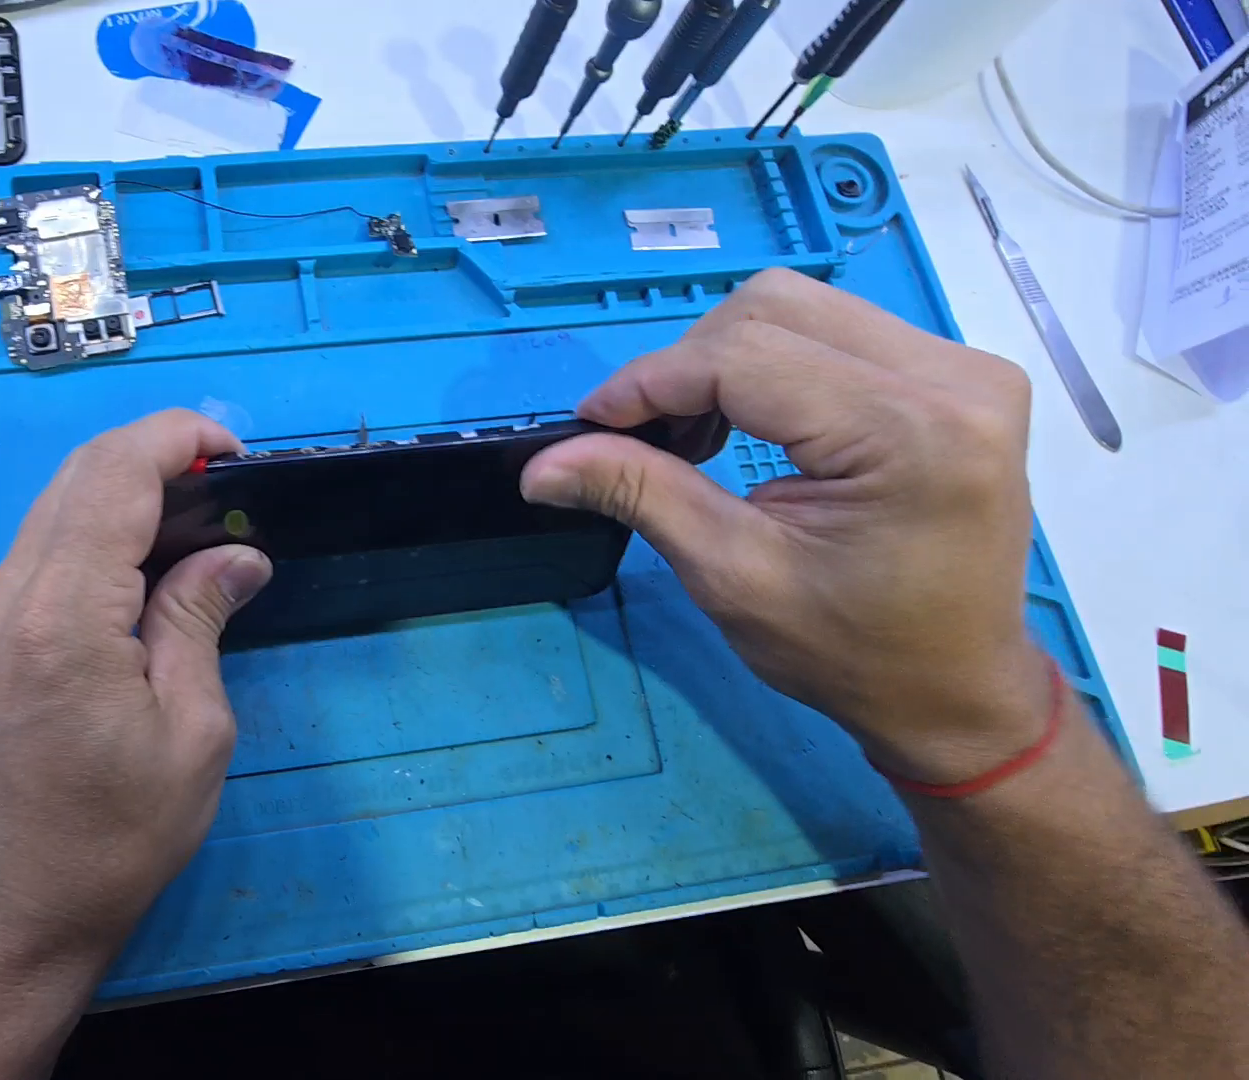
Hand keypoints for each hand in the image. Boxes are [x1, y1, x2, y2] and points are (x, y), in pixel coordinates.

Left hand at [0, 409, 272, 967]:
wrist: (19, 907)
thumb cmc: (117, 835)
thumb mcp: (193, 731)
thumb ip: (201, 620)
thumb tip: (237, 555)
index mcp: (64, 617)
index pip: (114, 477)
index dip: (177, 439)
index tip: (234, 454)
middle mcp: (8, 597)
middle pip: (79, 474)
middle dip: (156, 453)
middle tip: (225, 485)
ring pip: (58, 502)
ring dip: (128, 488)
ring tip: (197, 519)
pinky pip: (45, 544)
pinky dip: (100, 526)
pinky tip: (147, 562)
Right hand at [521, 268, 1050, 783]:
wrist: (950, 689)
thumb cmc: (845, 649)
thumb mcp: (727, 574)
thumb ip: (637, 494)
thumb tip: (539, 466)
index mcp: (909, 432)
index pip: (743, 355)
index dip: (646, 382)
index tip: (585, 427)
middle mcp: (951, 375)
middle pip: (770, 308)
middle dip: (682, 366)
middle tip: (643, 439)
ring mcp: (960, 367)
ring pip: (794, 309)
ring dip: (716, 362)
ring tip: (690, 437)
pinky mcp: (949, 376)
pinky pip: (824, 332)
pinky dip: (756, 368)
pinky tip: (738, 424)